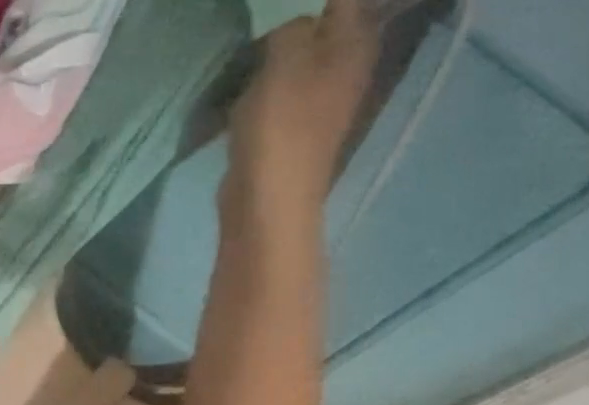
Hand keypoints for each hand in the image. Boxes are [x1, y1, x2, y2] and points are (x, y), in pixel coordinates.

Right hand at [227, 0, 377, 213]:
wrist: (266, 200)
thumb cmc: (282, 125)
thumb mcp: (287, 56)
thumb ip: (292, 22)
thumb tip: (289, 20)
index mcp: (354, 44)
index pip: (341, 0)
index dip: (309, 1)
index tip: (274, 5)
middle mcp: (344, 67)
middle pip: (317, 25)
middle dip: (286, 19)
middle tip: (256, 18)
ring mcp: (315, 100)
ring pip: (291, 58)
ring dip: (266, 52)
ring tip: (241, 44)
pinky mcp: (286, 127)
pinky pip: (272, 90)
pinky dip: (254, 85)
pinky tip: (234, 85)